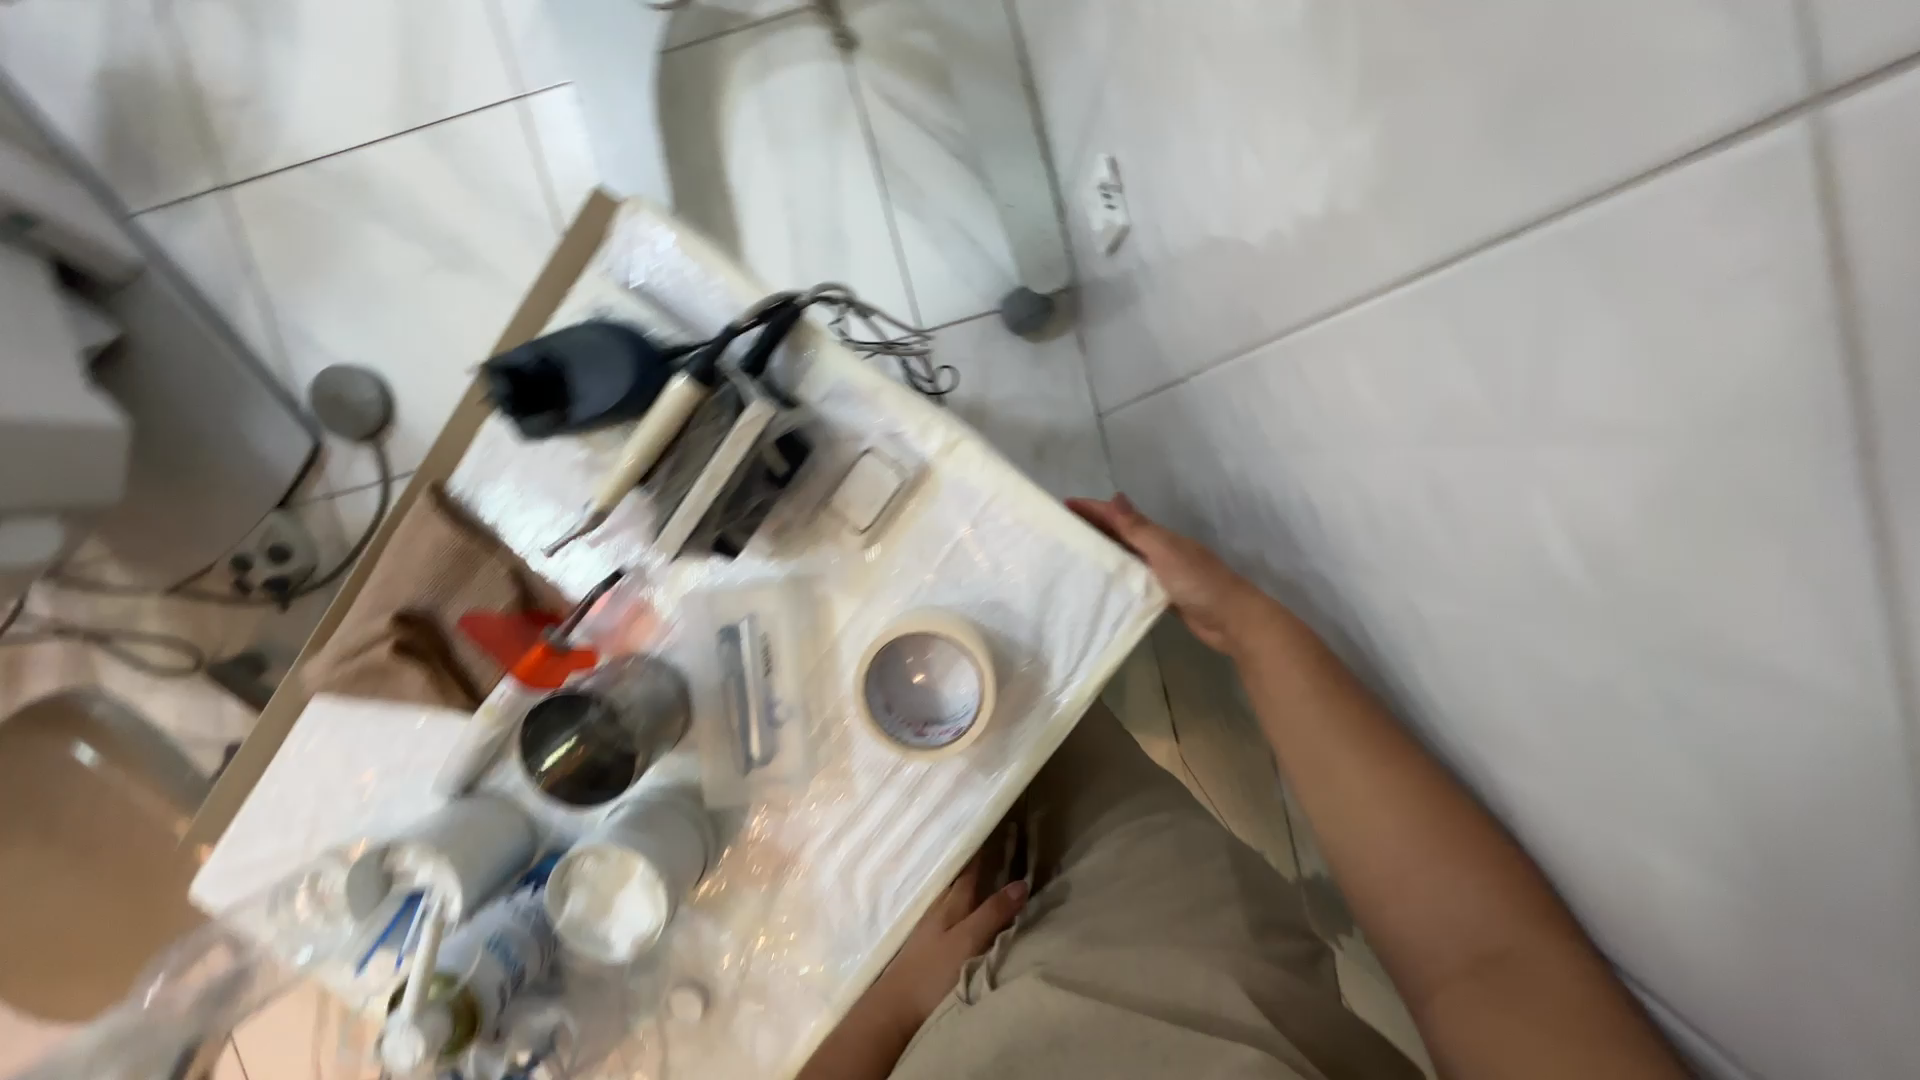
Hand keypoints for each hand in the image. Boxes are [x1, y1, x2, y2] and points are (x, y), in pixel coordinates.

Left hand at [870, 861, 1027, 1036]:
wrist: (893, 1012)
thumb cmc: (932, 973)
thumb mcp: (968, 941)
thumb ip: (992, 913)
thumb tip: (1022, 883)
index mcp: (949, 906)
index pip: (969, 873)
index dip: (982, 854)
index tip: (997, 834)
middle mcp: (938, 913)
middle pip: (960, 885)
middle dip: (977, 870)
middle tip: (997, 853)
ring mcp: (929, 934)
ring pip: (953, 903)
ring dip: (970, 892)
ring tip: (987, 883)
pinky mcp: (927, 954)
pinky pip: (950, 923)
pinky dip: (963, 914)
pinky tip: (967, 921)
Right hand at [1067, 494, 1268, 653]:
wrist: (1233, 619)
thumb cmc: (1199, 582)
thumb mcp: (1165, 551)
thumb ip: (1137, 528)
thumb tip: (1114, 496)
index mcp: (1158, 536)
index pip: (1118, 517)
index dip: (1093, 509)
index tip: (1063, 507)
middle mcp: (1158, 550)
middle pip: (1119, 534)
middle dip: (1093, 529)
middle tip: (1060, 533)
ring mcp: (1161, 573)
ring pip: (1125, 558)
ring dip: (1102, 553)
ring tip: (1072, 558)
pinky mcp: (1162, 595)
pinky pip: (1132, 582)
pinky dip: (1116, 578)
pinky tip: (1100, 586)